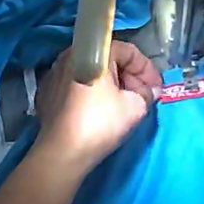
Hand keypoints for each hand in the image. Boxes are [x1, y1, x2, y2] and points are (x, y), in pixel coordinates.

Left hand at [31, 40, 161, 177]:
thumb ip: (147, 94)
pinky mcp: (47, 93)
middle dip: (129, 76)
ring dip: (110, 85)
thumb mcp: (135, 108)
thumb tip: (150, 91)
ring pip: (91, 73)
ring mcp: (54, 74)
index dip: (146, 69)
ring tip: (123, 104)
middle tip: (142, 96)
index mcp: (92, 53)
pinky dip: (91, 93)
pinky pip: (76, 86)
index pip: (128, 51)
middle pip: (108, 60)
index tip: (156, 88)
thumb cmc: (100, 123)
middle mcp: (70, 56)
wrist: (62, 152)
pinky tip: (100, 110)